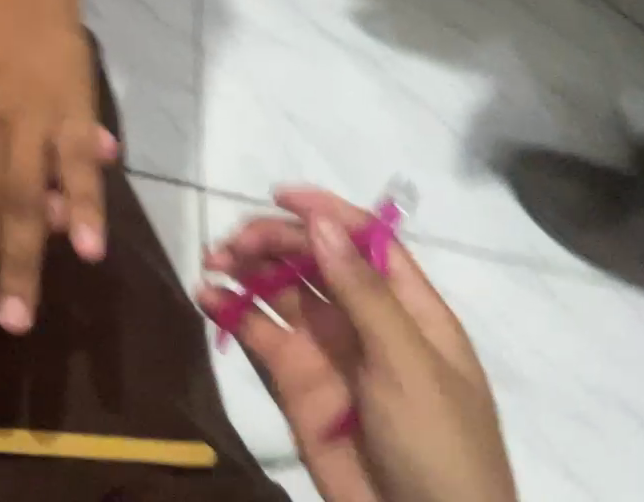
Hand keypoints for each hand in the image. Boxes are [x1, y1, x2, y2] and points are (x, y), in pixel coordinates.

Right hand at [197, 188, 518, 501]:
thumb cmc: (438, 446)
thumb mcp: (408, 366)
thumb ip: (362, 293)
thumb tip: (323, 221)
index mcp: (408, 311)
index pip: (366, 241)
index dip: (326, 212)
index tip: (279, 196)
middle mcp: (363, 319)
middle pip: (312, 258)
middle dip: (273, 240)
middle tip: (234, 243)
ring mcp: (325, 347)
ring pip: (278, 287)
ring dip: (245, 267)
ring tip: (212, 262)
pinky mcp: (292, 377)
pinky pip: (256, 330)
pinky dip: (229, 308)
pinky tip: (205, 296)